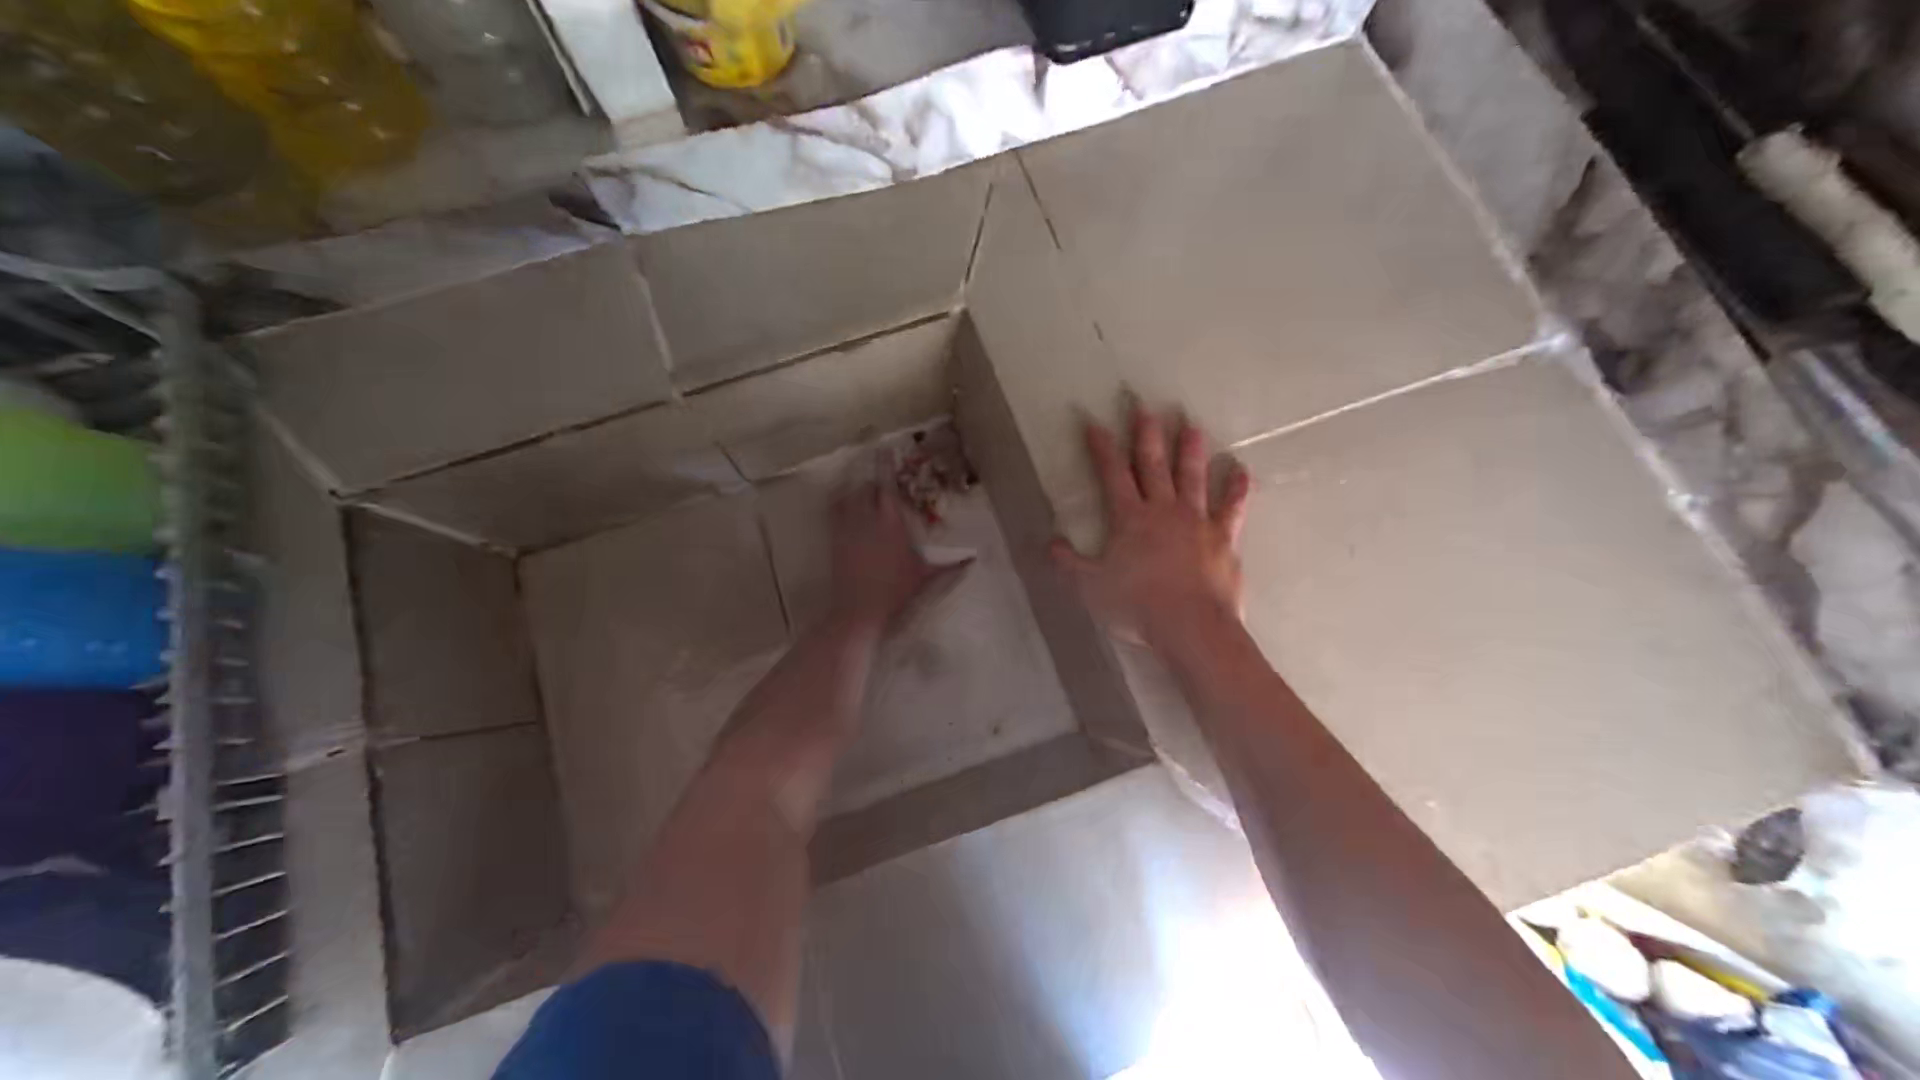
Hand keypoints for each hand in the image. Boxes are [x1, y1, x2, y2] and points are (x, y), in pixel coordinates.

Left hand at [829, 476, 966, 630]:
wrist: (859, 609)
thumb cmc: (895, 592)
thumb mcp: (925, 577)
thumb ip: (949, 565)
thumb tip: (972, 559)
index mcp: (892, 523)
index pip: (888, 486)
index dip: (885, 465)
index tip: (885, 449)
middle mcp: (868, 519)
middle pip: (865, 487)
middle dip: (871, 479)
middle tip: (877, 476)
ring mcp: (848, 528)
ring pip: (848, 496)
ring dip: (854, 488)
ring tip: (860, 486)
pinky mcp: (835, 539)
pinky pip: (833, 511)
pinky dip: (837, 501)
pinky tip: (841, 501)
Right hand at [1050, 403, 1250, 645]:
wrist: (1190, 627)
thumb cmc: (1136, 606)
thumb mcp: (1090, 587)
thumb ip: (1069, 562)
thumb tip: (1049, 542)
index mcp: (1130, 518)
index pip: (1112, 474)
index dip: (1102, 448)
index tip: (1094, 423)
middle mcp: (1164, 510)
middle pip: (1153, 465)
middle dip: (1147, 436)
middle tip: (1145, 408)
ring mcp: (1197, 522)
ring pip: (1193, 478)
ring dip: (1190, 451)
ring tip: (1191, 425)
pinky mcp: (1224, 539)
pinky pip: (1233, 509)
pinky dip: (1237, 490)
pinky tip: (1242, 471)